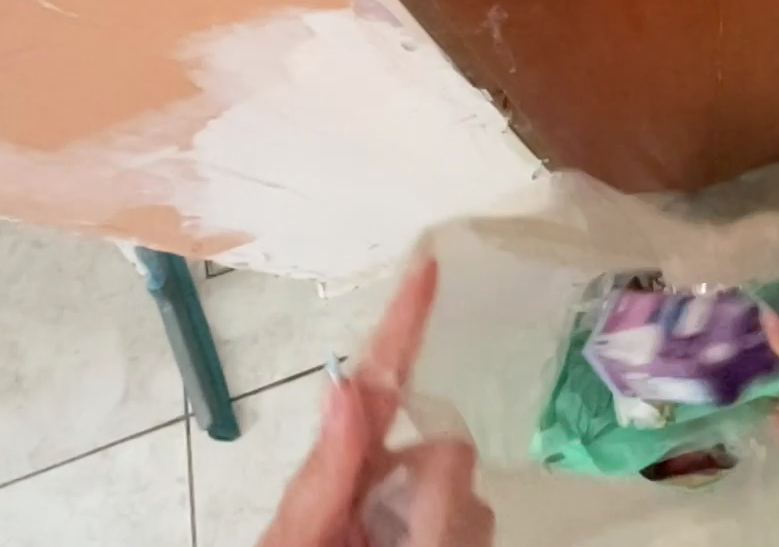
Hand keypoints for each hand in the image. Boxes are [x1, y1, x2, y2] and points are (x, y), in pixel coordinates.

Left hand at [260, 254, 494, 546]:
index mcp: (346, 464)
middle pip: (447, 449)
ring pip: (471, 498)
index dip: (405, 318)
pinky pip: (479, 525)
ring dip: (443, 535)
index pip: (382, 379)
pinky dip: (454, 540)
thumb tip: (343, 383)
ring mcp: (426, 514)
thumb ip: (327, 474)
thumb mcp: (298, 542)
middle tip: (401, 543)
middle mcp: (392, 478)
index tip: (427, 260)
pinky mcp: (453, 533)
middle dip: (435, 500)